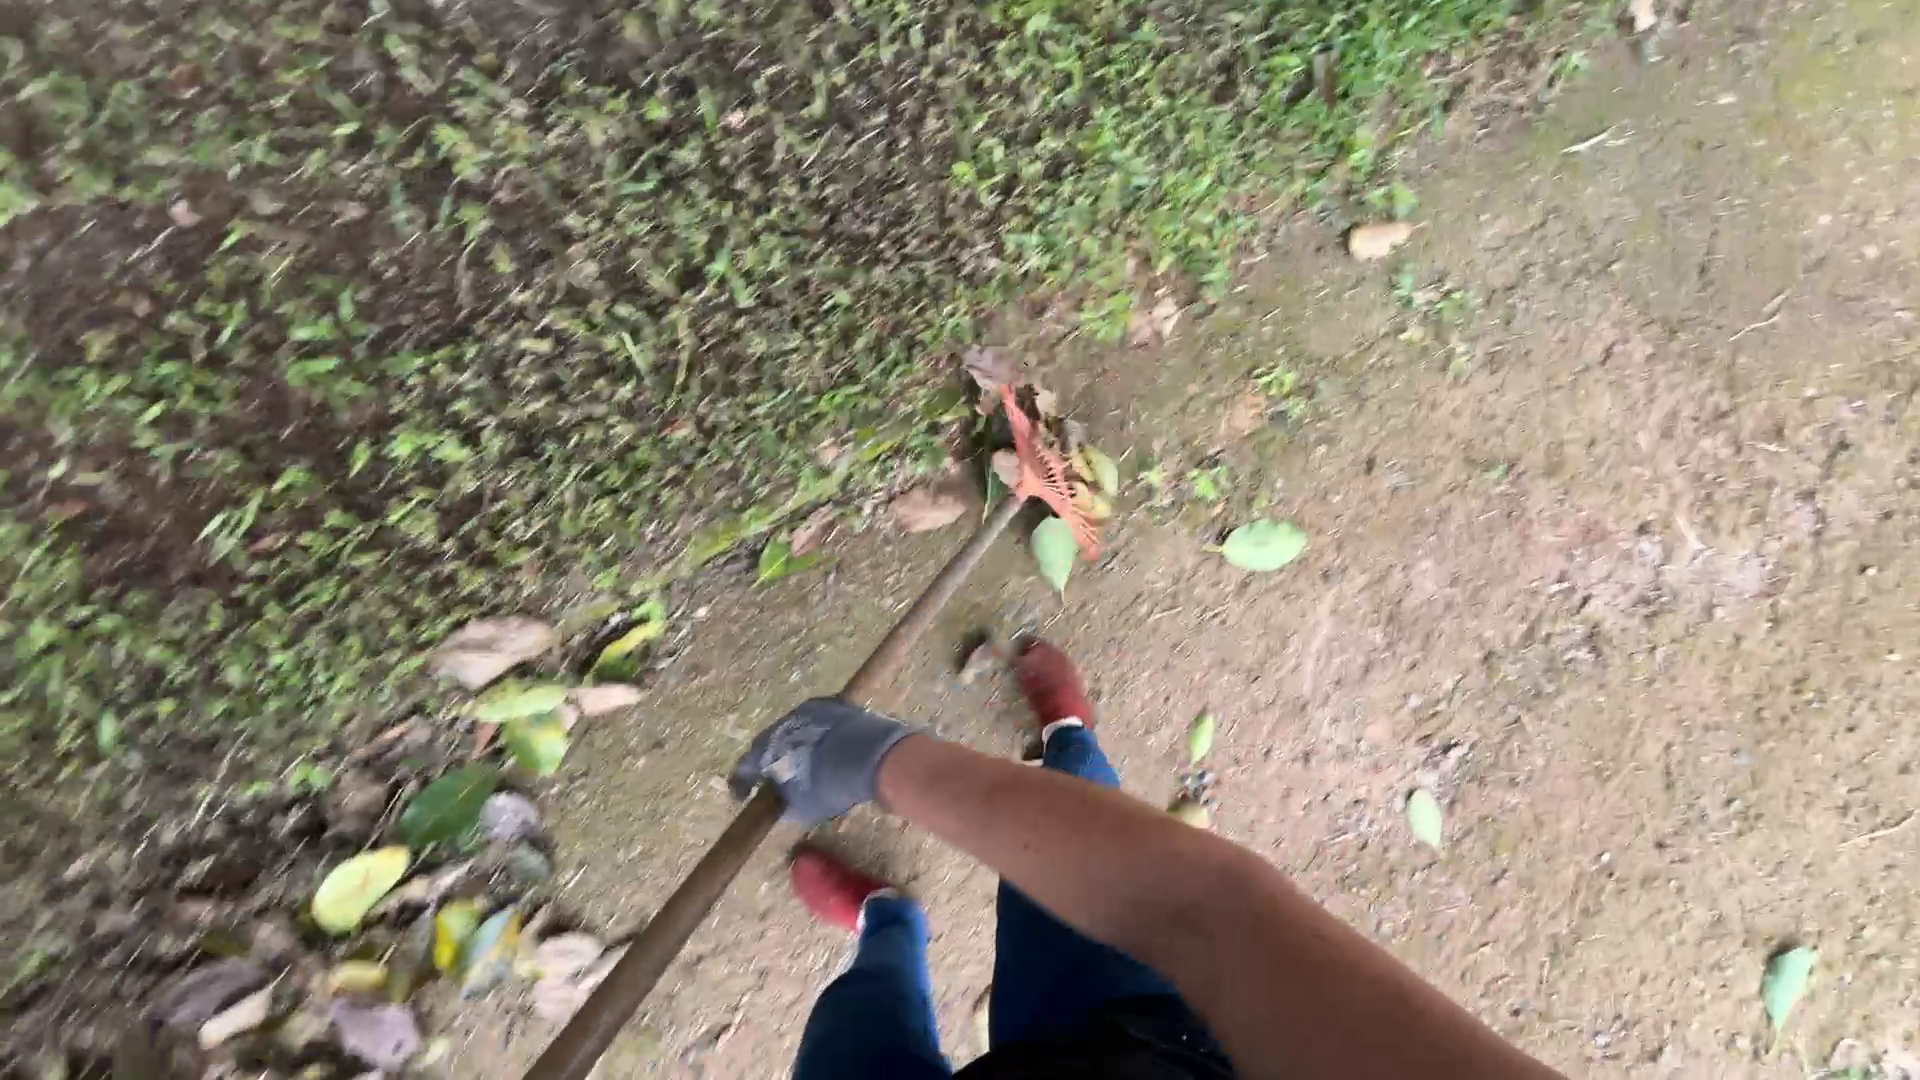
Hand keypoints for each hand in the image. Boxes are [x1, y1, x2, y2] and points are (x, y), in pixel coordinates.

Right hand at [729, 697, 919, 825]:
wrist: (874, 755)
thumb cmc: (830, 786)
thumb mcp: (801, 806)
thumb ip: (784, 802)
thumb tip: (782, 801)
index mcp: (768, 747)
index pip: (746, 766)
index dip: (742, 783)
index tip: (742, 795)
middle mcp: (784, 722)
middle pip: (770, 742)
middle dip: (771, 759)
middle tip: (776, 775)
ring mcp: (812, 709)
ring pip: (796, 729)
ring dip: (796, 744)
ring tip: (805, 761)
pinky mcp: (838, 705)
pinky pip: (820, 722)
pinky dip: (819, 736)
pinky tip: (829, 749)